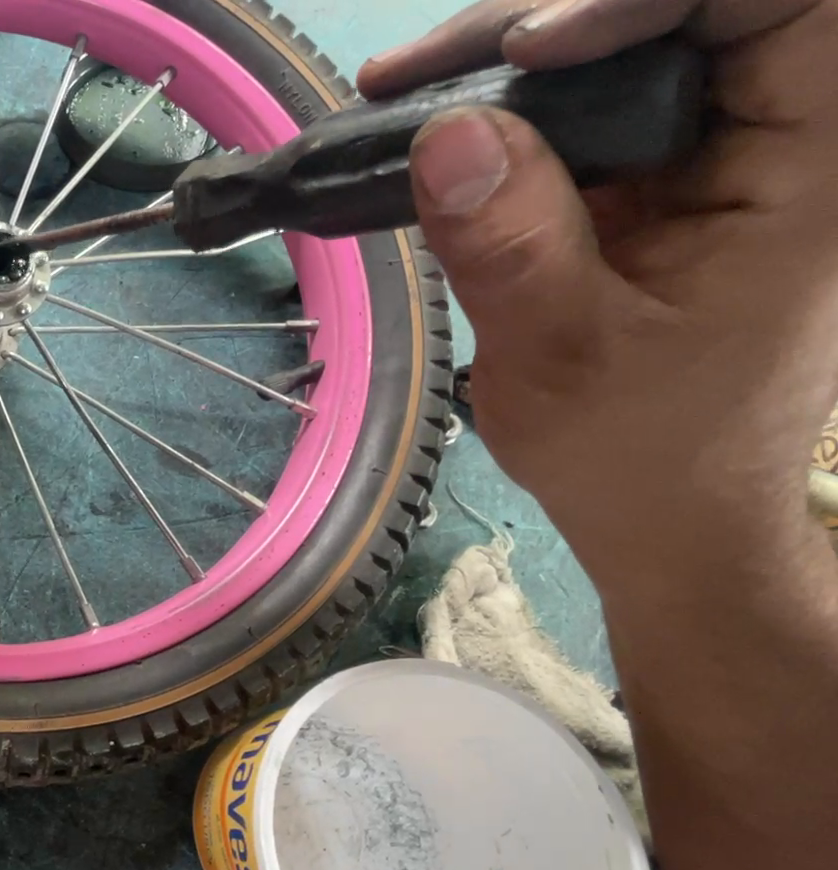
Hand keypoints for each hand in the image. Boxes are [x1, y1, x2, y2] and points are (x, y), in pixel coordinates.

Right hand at [366, 0, 837, 584]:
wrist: (654, 503)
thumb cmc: (634, 446)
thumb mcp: (565, 353)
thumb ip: (515, 245)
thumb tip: (445, 134)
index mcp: (811, 159)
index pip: (780, 3)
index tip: (523, 54)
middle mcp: (766, 132)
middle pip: (674, 13)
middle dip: (530, 23)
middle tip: (405, 70)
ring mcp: (694, 155)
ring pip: (611, 54)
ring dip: (495, 61)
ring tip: (390, 89)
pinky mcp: (634, 183)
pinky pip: (570, 115)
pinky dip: (489, 113)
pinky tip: (417, 124)